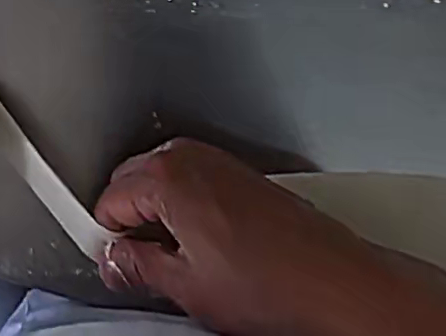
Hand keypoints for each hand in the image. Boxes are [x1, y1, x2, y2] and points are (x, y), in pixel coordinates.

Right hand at [97, 140, 445, 335]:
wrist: (340, 284)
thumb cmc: (276, 285)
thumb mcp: (191, 290)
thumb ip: (139, 267)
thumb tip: (115, 259)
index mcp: (165, 177)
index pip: (108, 198)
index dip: (106, 232)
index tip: (111, 255)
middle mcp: (185, 156)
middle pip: (129, 178)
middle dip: (129, 215)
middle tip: (142, 260)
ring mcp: (212, 158)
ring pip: (158, 175)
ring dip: (156, 207)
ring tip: (182, 254)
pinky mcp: (234, 167)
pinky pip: (188, 175)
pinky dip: (184, 200)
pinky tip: (207, 239)